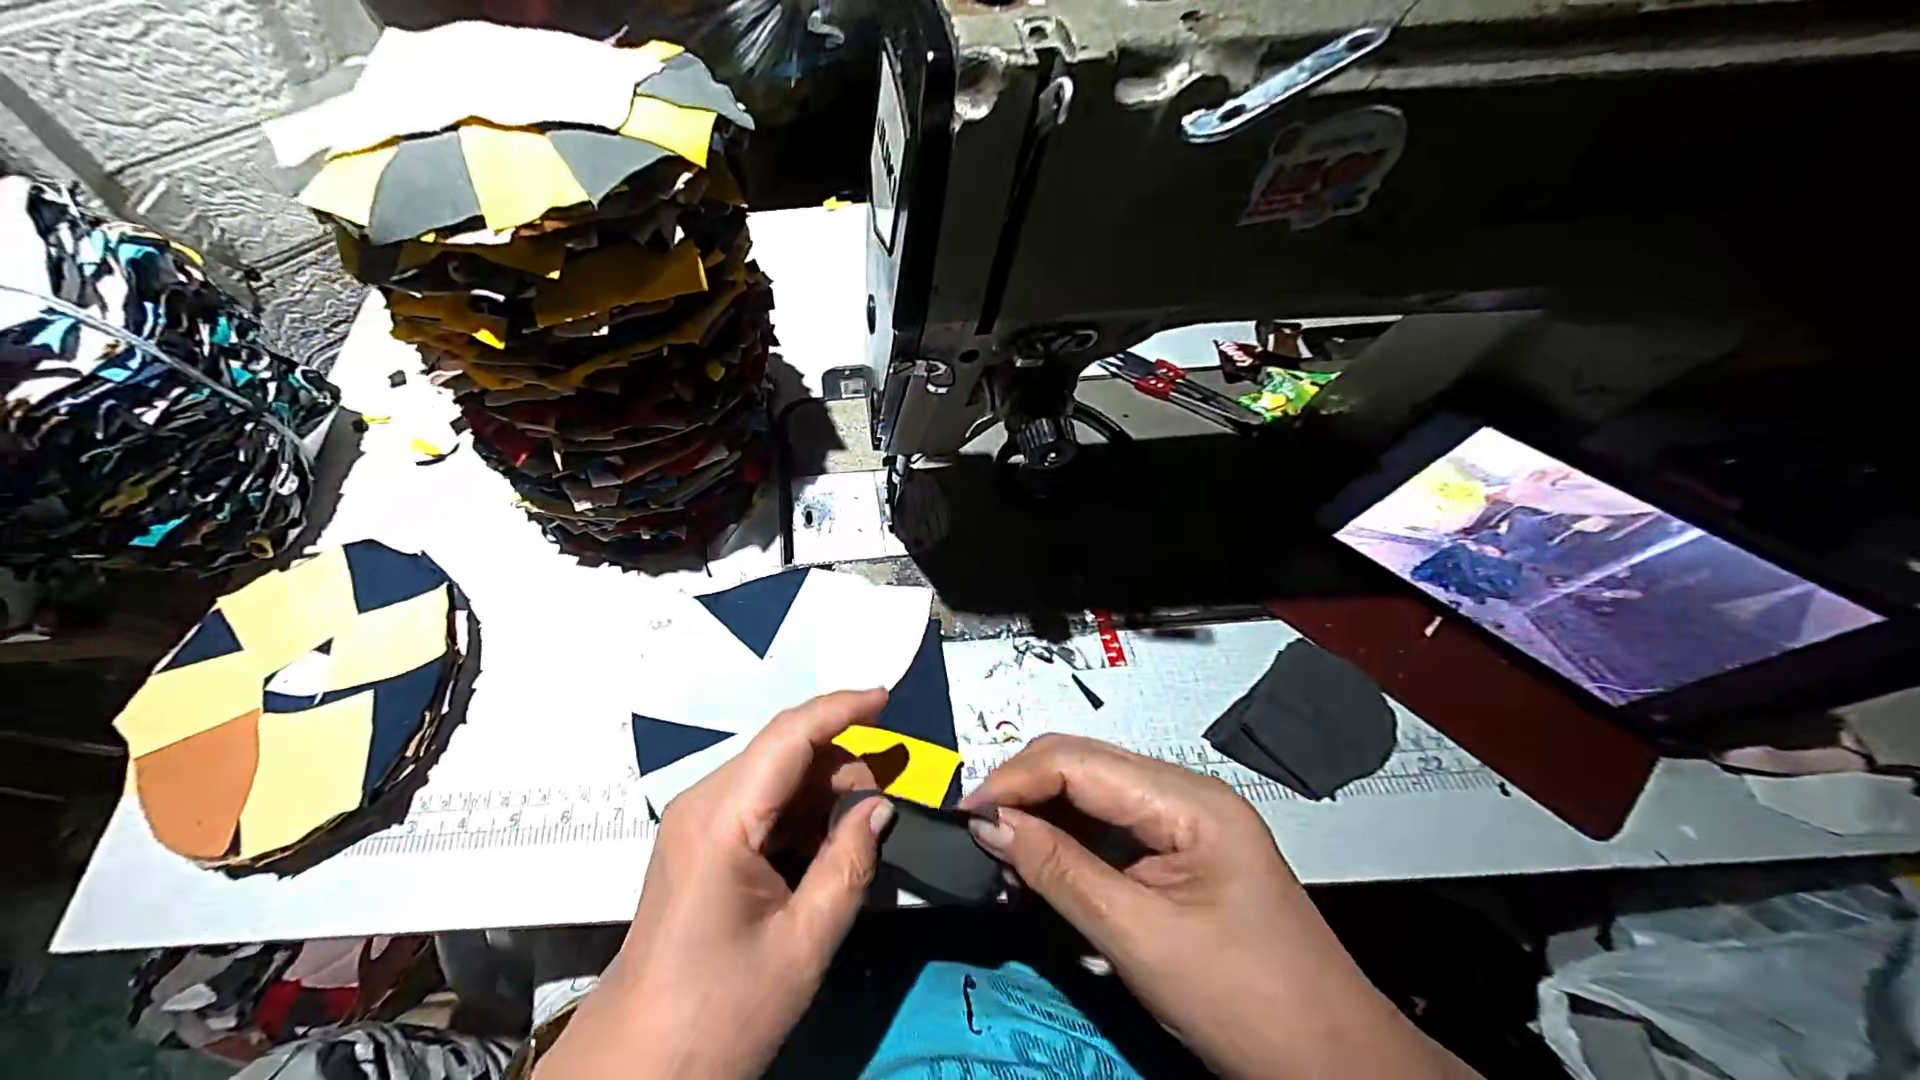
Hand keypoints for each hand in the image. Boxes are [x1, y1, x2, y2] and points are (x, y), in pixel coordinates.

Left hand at [537, 690, 895, 1079]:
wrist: (637, 1068)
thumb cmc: (719, 1013)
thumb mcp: (802, 943)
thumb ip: (849, 865)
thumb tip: (880, 808)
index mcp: (721, 820)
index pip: (788, 736)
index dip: (841, 709)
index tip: (886, 698)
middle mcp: (703, 804)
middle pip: (785, 752)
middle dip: (842, 766)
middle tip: (882, 808)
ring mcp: (697, 821)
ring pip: (777, 775)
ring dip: (825, 792)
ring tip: (857, 837)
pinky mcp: (701, 841)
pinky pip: (763, 803)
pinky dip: (803, 814)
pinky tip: (825, 850)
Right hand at [962, 735, 1476, 1079]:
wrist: (1333, 1066)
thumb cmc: (1246, 1002)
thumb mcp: (1138, 936)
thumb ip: (1058, 871)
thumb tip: (991, 825)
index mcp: (1187, 799)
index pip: (1079, 761)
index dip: (1015, 779)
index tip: (966, 812)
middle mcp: (1185, 792)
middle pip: (1084, 763)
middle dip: (1025, 788)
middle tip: (979, 829)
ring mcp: (1185, 817)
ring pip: (1092, 790)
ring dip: (1043, 812)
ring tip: (1002, 846)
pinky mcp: (1180, 847)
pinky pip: (1109, 822)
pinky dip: (1068, 835)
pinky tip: (1042, 859)